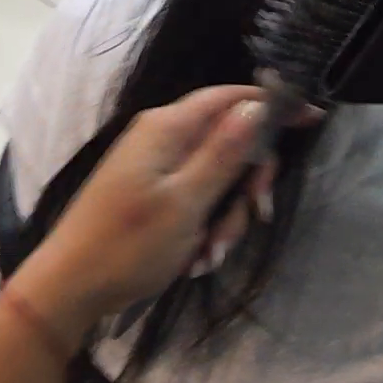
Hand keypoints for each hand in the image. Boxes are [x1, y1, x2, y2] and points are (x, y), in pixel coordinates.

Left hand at [8, 85, 309, 337]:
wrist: (70, 285)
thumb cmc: (129, 244)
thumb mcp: (186, 201)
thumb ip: (223, 151)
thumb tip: (256, 105)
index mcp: (167, 126)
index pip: (229, 96)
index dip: (271, 104)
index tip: (312, 119)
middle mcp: (161, 134)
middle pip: (227, 140)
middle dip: (245, 182)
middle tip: (252, 218)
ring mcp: (153, 162)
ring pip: (214, 175)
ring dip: (224, 214)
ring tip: (209, 253)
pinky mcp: (148, 188)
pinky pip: (193, 196)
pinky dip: (202, 224)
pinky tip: (193, 257)